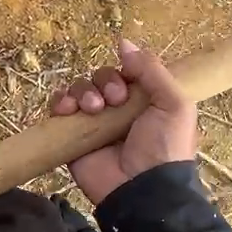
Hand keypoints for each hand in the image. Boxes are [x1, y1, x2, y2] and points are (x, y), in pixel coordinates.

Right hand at [48, 38, 197, 205]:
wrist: (142, 190)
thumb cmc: (164, 147)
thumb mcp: (174, 104)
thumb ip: (151, 70)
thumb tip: (123, 42)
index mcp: (142, 103)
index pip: (123, 74)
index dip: (122, 74)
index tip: (126, 86)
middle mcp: (117, 111)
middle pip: (99, 78)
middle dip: (103, 83)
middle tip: (112, 100)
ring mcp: (92, 123)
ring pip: (78, 89)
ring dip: (83, 92)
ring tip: (92, 108)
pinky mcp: (71, 136)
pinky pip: (58, 108)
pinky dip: (60, 103)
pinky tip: (68, 110)